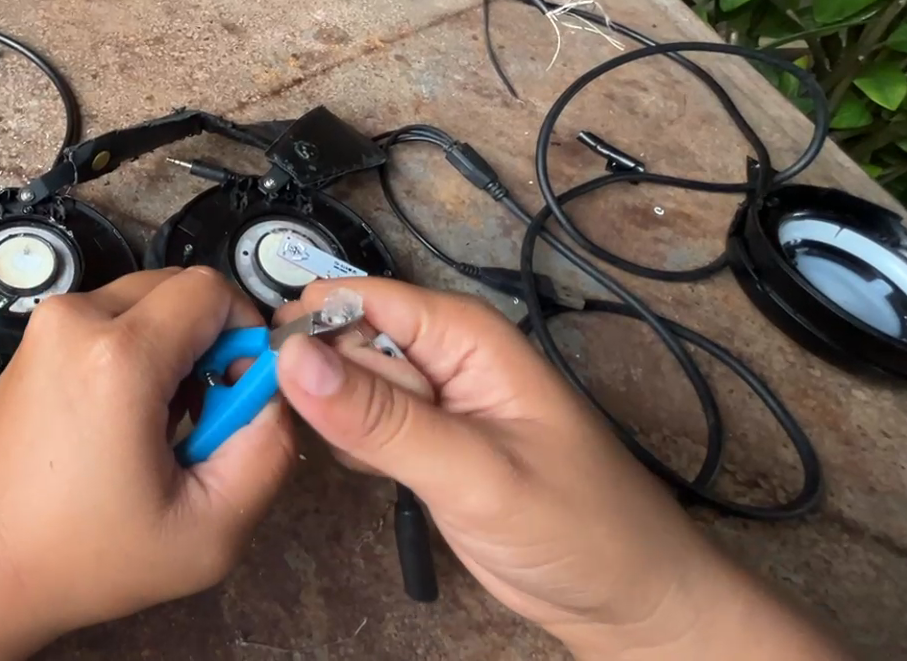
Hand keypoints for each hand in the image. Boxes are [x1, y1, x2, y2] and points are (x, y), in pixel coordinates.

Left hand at [0, 267, 296, 652]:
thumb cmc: (82, 555)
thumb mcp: (206, 532)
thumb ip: (267, 451)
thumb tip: (275, 391)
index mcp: (120, 355)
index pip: (211, 289)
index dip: (244, 333)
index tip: (238, 390)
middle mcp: (77, 318)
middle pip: (177, 288)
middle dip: (208, 339)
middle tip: (201, 412)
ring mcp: (48, 322)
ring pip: (144, 300)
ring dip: (170, 345)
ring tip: (158, 421)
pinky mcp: (35, 336)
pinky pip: (108, 315)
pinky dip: (133, 348)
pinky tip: (120, 413)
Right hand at [272, 279, 841, 659]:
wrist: (633, 610)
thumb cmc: (577, 533)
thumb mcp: (473, 474)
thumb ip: (378, 417)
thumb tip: (291, 357)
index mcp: (458, 332)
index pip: (354, 298)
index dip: (307, 329)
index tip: (274, 380)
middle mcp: (436, 349)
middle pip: (340, 336)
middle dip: (327, 384)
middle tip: (357, 442)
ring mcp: (424, 391)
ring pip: (339, 378)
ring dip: (338, 418)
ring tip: (380, 464)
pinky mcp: (414, 429)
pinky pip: (353, 415)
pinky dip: (350, 442)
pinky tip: (381, 474)